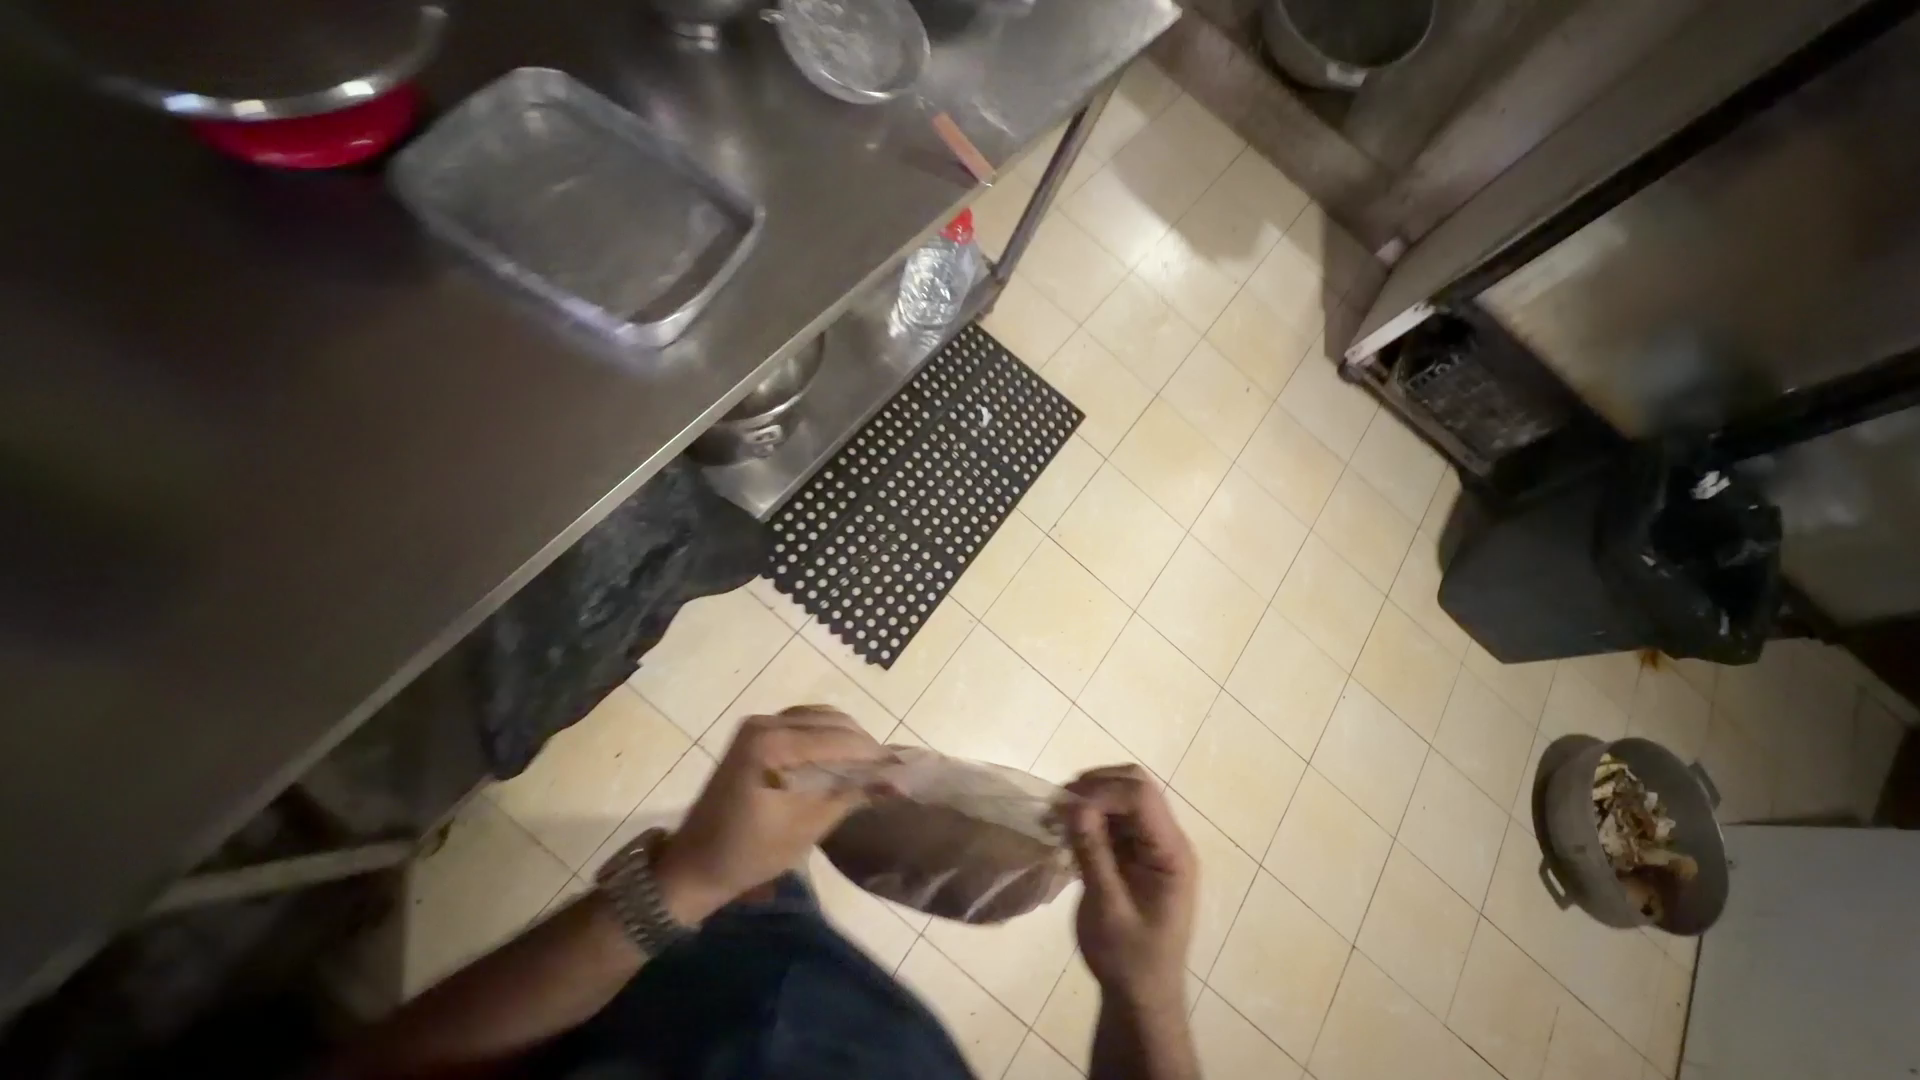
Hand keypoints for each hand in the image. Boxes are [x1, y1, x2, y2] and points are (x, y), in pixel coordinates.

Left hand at [652, 706, 891, 923]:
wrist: (694, 865)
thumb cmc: (750, 853)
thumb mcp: (807, 826)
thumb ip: (851, 795)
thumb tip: (897, 781)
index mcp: (773, 742)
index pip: (838, 739)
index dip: (873, 754)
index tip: (904, 768)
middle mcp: (764, 722)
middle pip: (829, 722)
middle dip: (862, 744)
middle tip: (889, 770)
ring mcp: (756, 725)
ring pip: (817, 718)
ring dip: (845, 738)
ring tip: (869, 766)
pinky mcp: (753, 734)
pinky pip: (800, 723)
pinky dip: (824, 736)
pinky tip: (839, 759)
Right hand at [1063, 766, 1197, 1010]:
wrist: (1139, 996)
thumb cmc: (1128, 961)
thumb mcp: (1107, 911)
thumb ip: (1093, 855)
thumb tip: (1075, 805)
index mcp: (1172, 853)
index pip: (1142, 797)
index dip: (1102, 792)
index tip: (1065, 808)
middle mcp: (1167, 840)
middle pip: (1136, 786)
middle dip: (1095, 786)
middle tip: (1058, 805)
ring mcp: (1151, 845)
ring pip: (1123, 796)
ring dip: (1089, 797)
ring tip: (1056, 817)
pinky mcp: (1134, 853)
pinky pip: (1112, 817)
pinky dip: (1087, 815)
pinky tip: (1064, 830)